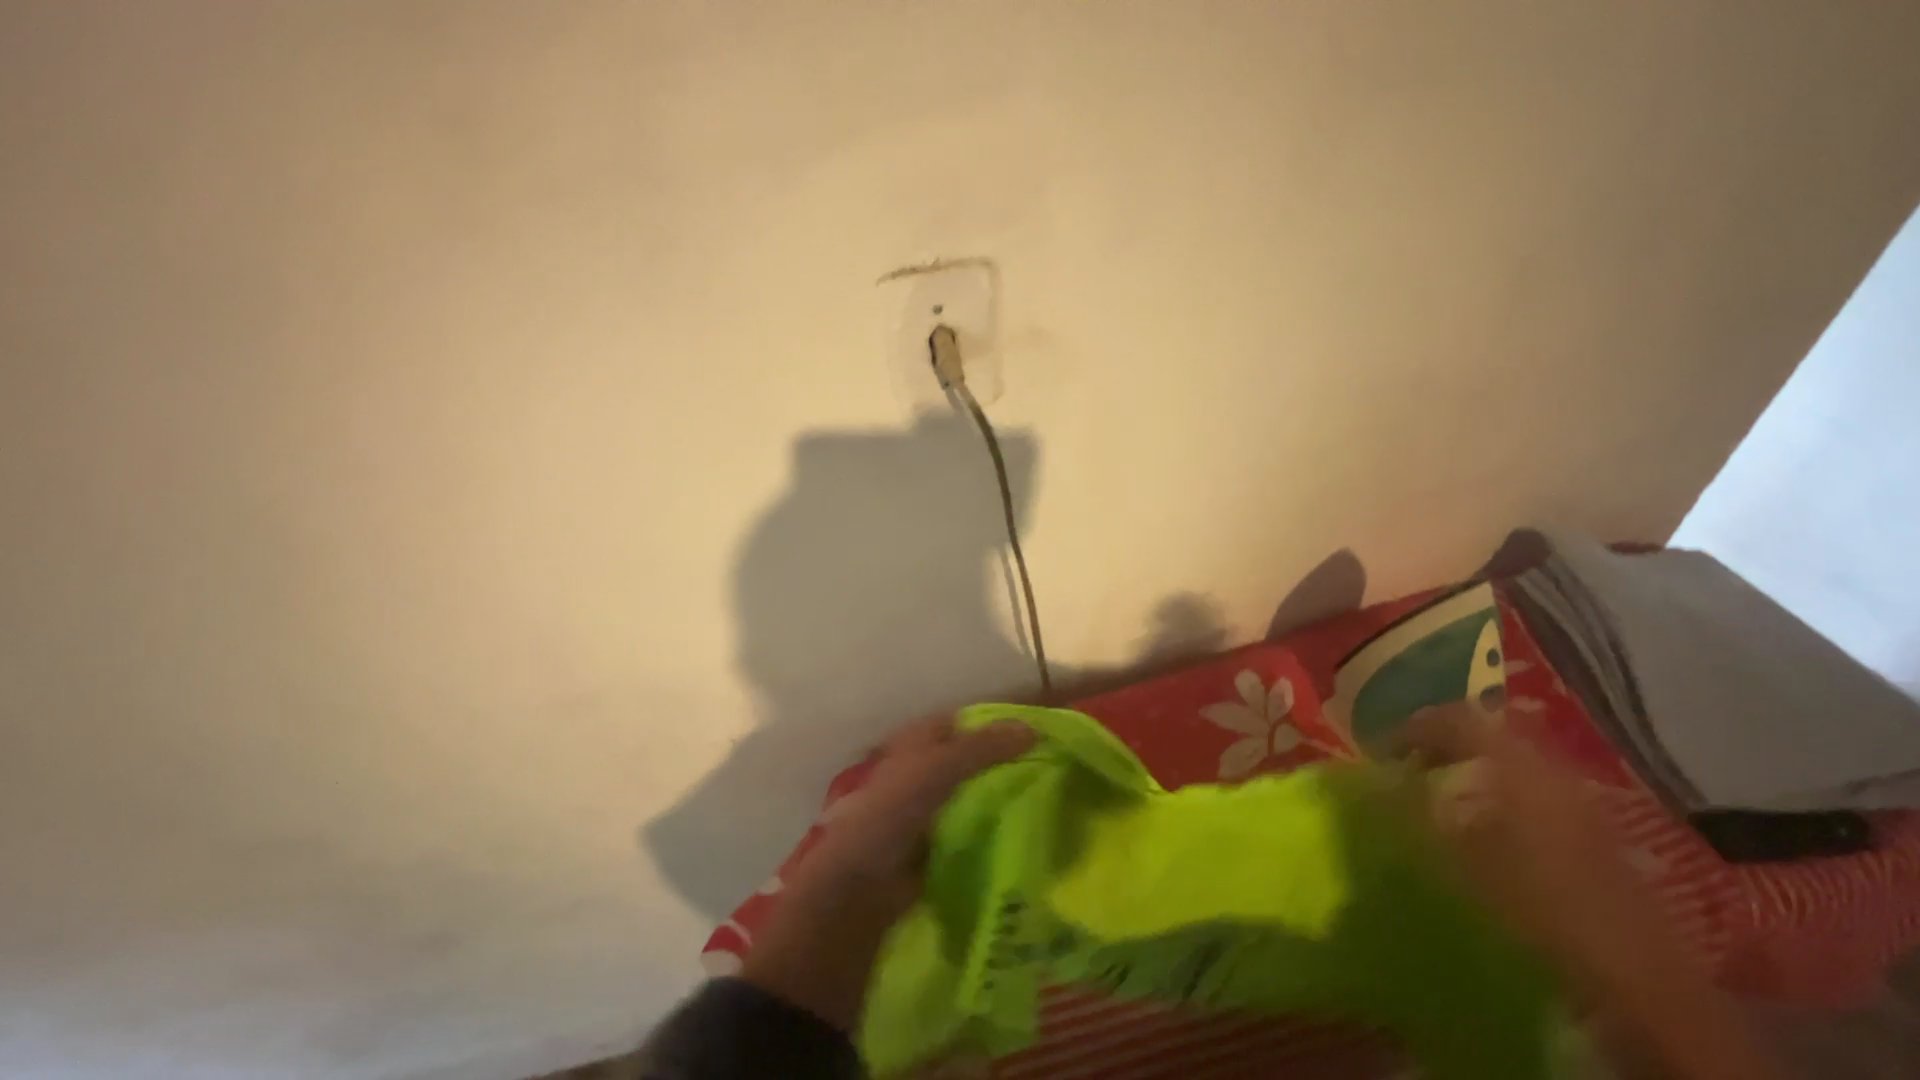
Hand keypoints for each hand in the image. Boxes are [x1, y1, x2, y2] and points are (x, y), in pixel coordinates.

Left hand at [742, 715, 1034, 1029]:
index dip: (994, 724)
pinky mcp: (936, 849)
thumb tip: (1033, 729)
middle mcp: (921, 773)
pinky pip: (973, 833)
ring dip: (1003, 800)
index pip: (961, 724)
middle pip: (970, 761)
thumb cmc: (892, 813)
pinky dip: (995, 833)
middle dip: (1006, 764)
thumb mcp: (938, 768)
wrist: (861, 886)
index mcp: (915, 745)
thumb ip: (983, 748)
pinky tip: (1028, 836)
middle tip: (1053, 770)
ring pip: (974, 798)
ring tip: (1052, 802)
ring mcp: (928, 814)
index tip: (1038, 732)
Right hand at [1402, 703, 1668, 986]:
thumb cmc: (1536, 905)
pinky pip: (1530, 785)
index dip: (1414, 726)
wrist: (1632, 968)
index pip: (1458, 718)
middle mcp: (1549, 767)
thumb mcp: (1460, 860)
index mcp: (1517, 765)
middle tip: (1405, 765)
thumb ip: (1415, 812)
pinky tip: (1481, 823)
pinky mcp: (1590, 825)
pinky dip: (1496, 787)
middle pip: (1488, 733)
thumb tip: (1377, 783)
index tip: (1381, 749)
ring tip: (1436, 792)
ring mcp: (1575, 795)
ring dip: (1469, 766)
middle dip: (1441, 743)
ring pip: (1510, 760)